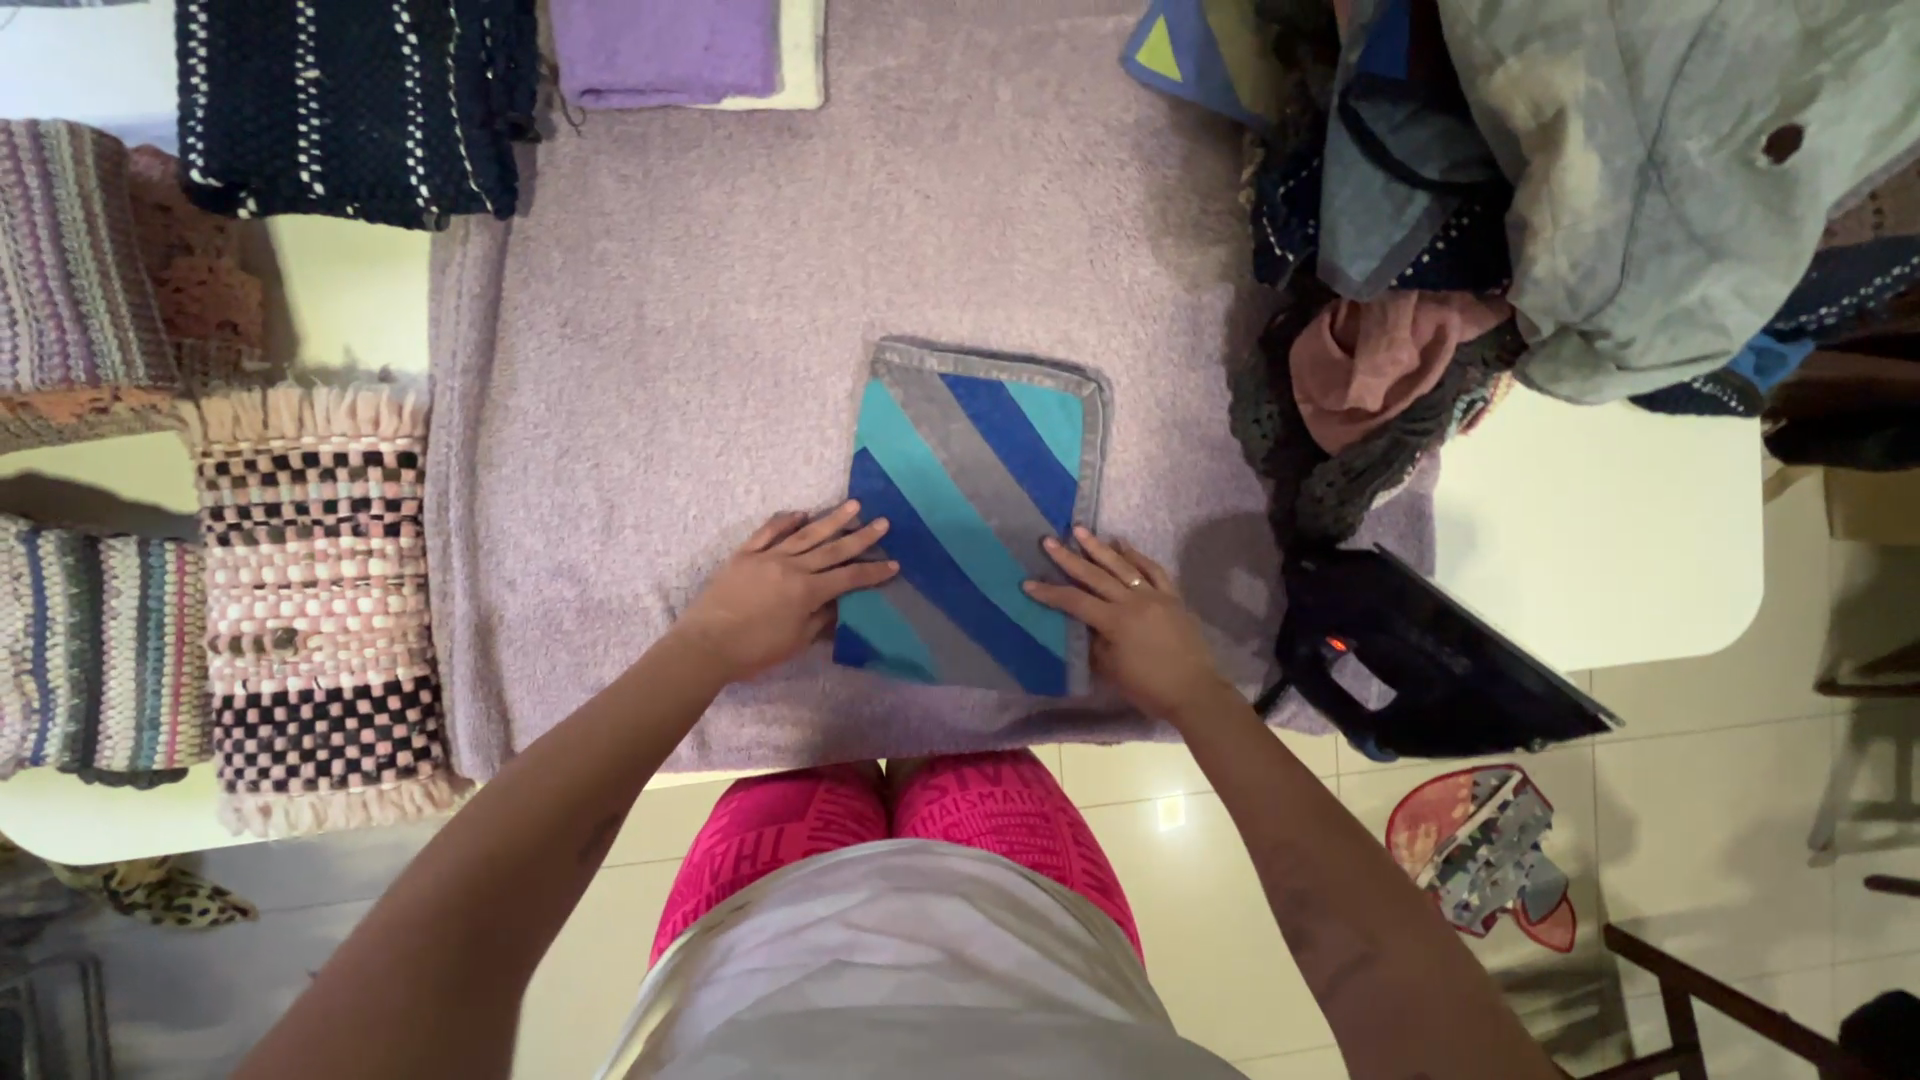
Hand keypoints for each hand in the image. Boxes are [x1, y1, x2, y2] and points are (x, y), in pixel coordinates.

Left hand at [671, 502, 897, 683]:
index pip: (849, 578)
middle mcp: (792, 567)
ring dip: (831, 519)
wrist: (706, 646)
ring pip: (806, 534)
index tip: (894, 563)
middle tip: (883, 521)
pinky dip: (785, 521)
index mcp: (808, 591)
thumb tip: (837, 603)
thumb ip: (820, 619)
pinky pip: (768, 532)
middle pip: (833, 549)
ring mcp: (767, 557)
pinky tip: (800, 513)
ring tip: (852, 505)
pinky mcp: (745, 555)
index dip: (874, 571)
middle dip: (861, 536)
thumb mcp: (796, 641)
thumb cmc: (755, 651)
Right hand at [1024, 527, 1235, 722]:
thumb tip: (1081, 624)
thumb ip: (1092, 642)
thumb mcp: (1110, 669)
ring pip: (1123, 566)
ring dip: (1100, 547)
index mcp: (1115, 622)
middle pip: (1095, 576)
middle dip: (1069, 558)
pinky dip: (1137, 556)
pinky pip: (1153, 570)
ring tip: (1081, 531)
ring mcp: (1156, 596)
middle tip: (1049, 540)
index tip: (1028, 583)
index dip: (1050, 593)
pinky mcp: (1173, 598)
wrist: (1194, 692)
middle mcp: (1134, 601)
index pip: (1074, 602)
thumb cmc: (1148, 688)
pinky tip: (1123, 545)